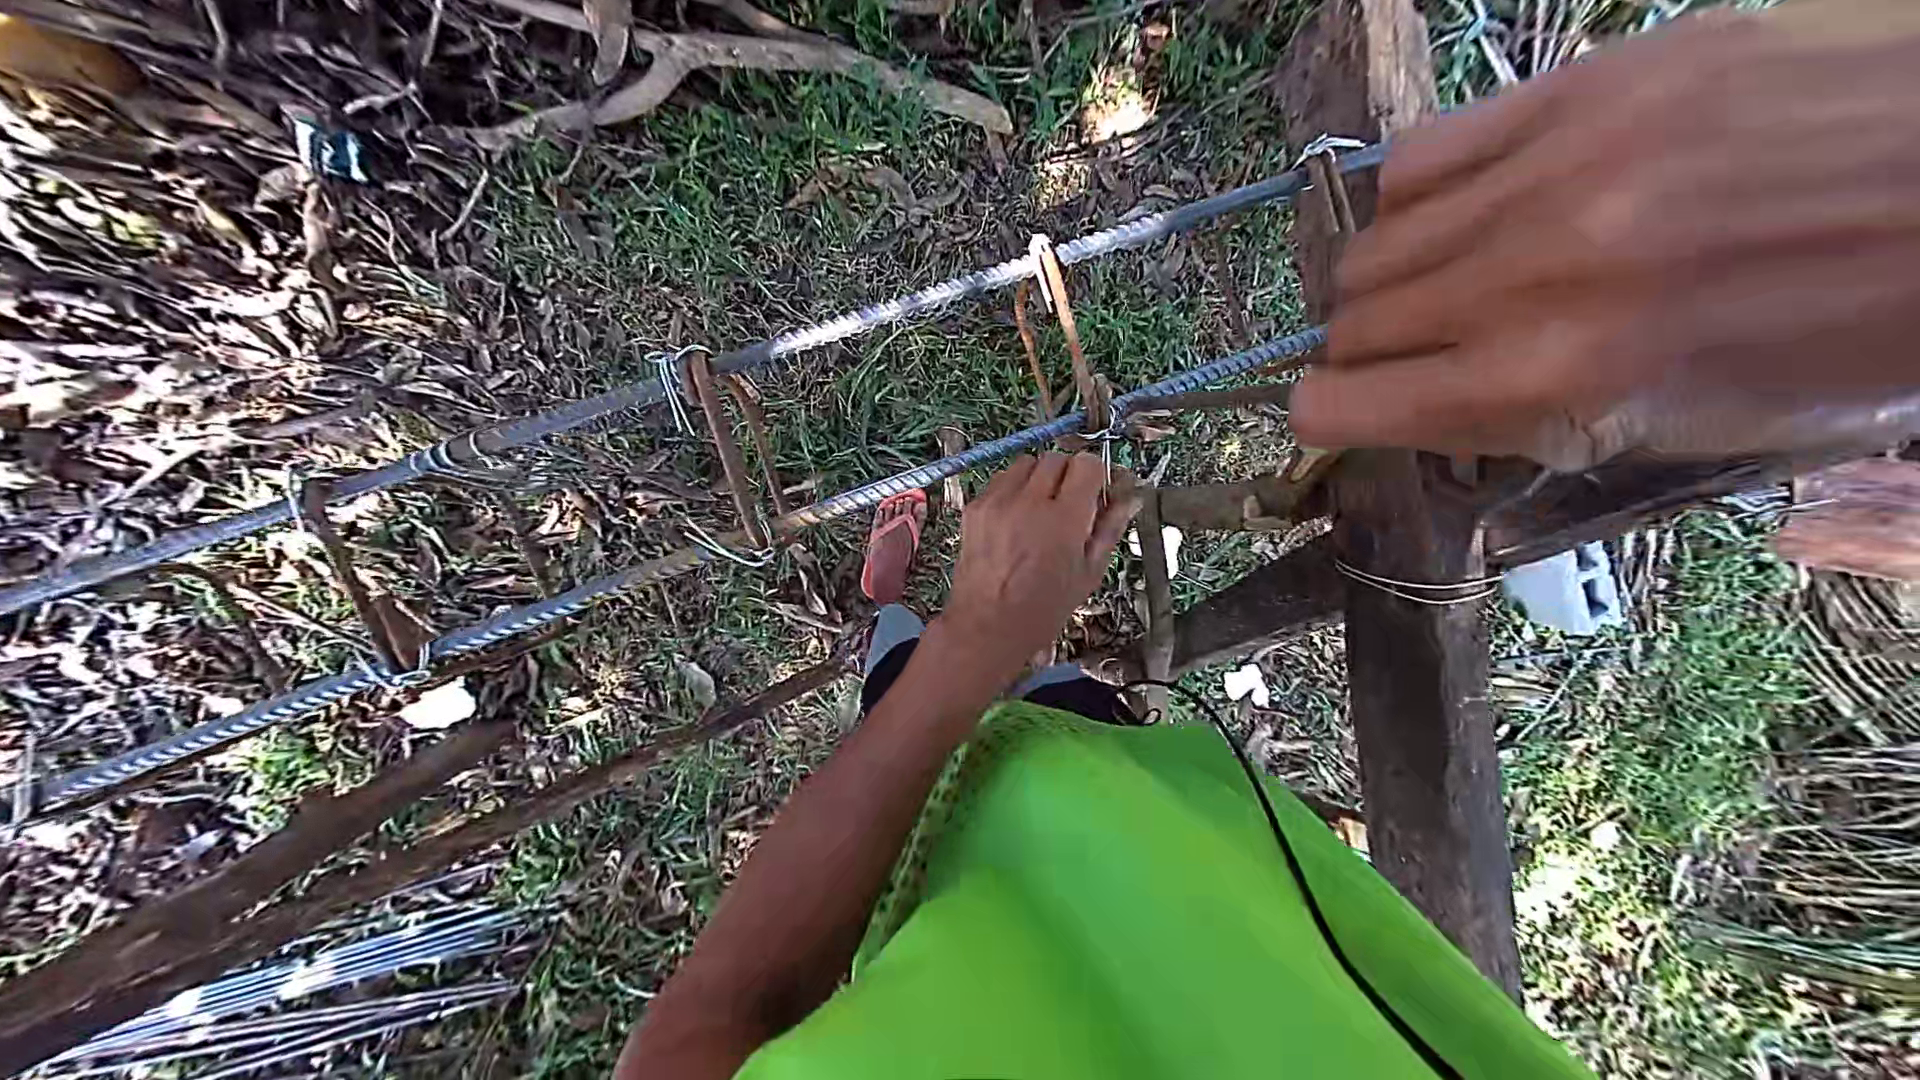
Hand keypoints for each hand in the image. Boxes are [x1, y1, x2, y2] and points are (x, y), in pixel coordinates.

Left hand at [931, 453, 1136, 690]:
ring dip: (1039, 478)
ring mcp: (997, 502)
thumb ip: (1110, 527)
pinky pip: (1001, 481)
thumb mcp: (1089, 573)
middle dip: (1069, 475)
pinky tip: (1017, 520)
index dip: (1096, 476)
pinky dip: (1014, 491)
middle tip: (1071, 504)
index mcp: (1063, 520)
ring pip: (1027, 463)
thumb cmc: (1041, 608)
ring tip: (1041, 511)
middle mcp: (1028, 503)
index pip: (1088, 465)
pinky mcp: (975, 507)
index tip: (1096, 492)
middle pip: (1057, 458)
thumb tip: (1128, 497)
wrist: (987, 625)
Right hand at [1290, 0, 1919, 469]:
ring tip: (1450, 275)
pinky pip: (1415, 158)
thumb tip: (1383, 404)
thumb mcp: (1644, 437)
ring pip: (1367, 250)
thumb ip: (1489, 424)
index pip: (1330, 406)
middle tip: (1420, 346)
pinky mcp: (1586, 89)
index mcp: (1538, 386)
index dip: (1326, 413)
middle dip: (1366, 349)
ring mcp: (1551, 176)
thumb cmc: (1824, 346)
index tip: (1348, 405)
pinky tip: (1467, 209)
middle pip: (1345, 326)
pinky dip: (1415, 198)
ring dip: (1389, 280)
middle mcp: (1520, 283)